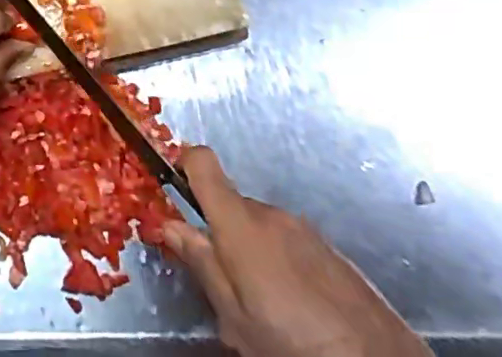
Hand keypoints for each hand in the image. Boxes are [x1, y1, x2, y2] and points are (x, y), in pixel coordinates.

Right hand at [161, 147, 428, 356]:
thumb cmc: (294, 343)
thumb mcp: (233, 316)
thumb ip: (200, 264)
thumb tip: (171, 226)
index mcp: (238, 223)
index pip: (202, 162)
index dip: (183, 163)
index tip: (174, 180)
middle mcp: (271, 214)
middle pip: (230, 203)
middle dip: (220, 231)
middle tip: (222, 277)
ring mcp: (303, 228)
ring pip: (260, 225)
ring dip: (252, 249)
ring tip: (262, 299)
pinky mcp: (330, 248)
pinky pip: (289, 241)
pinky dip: (281, 260)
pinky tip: (293, 303)